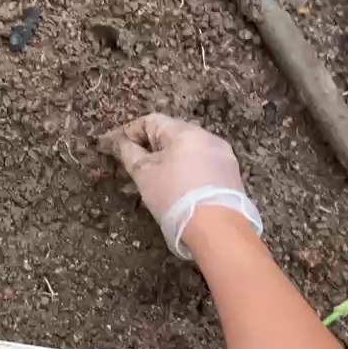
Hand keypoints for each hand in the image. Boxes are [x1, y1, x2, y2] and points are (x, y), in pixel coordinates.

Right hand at [105, 113, 262, 258]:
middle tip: (135, 167)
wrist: (216, 228)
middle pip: (171, 134)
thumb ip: (128, 152)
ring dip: (168, 160)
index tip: (117, 149)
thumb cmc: (174, 196)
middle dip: (150, 147)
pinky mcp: (230, 175)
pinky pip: (201, 165)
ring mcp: (223, 156)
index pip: (151, 120)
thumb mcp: (143, 173)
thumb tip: (120, 141)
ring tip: (155, 181)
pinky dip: (185, 171)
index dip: (130, 132)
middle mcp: (208, 138)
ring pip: (187, 151)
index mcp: (186, 132)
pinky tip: (178, 190)